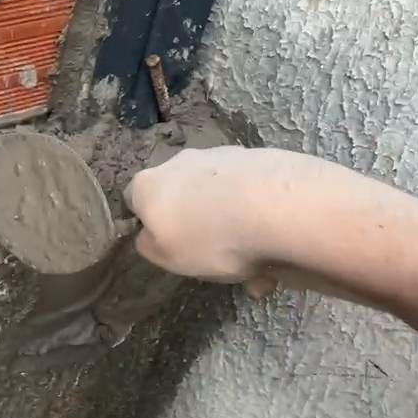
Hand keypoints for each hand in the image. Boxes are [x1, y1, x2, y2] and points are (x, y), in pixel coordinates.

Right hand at [124, 145, 324, 293]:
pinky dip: (262, 215)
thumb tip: (151, 235)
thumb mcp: (168, 258)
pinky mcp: (262, 157)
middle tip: (221, 258)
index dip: (151, 224)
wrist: (284, 207)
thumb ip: (150, 246)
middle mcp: (180, 162)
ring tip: (261, 261)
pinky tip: (280, 242)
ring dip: (235, 225)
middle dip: (200, 224)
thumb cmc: (213, 238)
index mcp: (149, 184)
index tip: (173, 245)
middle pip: (182, 196)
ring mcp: (223, 156)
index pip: (134, 200)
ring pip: (222, 197)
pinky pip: (254, 193)